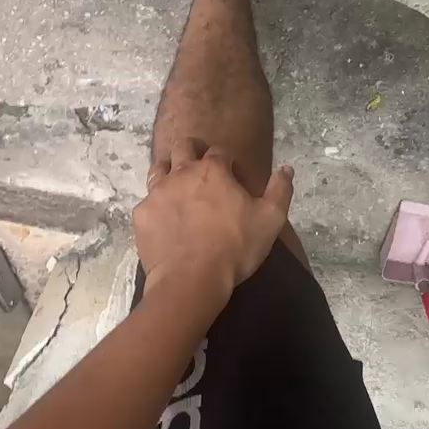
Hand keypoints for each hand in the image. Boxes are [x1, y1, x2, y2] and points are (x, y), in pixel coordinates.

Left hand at [134, 138, 293, 303]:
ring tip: (177, 187)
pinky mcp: (141, 215)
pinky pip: (146, 201)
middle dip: (191, 150)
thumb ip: (280, 190)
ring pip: (159, 168)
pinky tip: (163, 221)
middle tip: (199, 167)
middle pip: (183, 147)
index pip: (219, 150)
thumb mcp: (270, 219)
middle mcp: (182, 173)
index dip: (226, 159)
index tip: (231, 174)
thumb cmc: (234, 247)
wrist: (190, 281)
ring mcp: (157, 193)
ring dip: (169, 171)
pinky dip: (156, 205)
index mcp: (213, 170)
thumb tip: (286, 168)